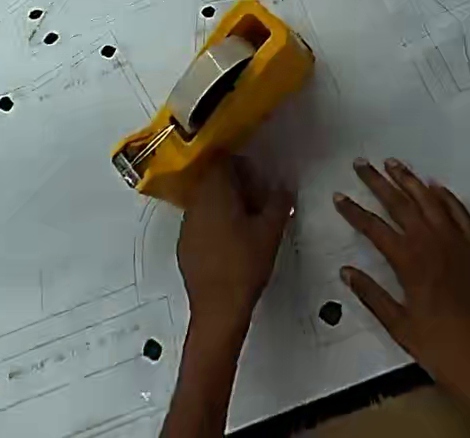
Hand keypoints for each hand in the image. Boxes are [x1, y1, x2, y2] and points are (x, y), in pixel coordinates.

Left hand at [176, 155, 293, 330]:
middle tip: (257, 203)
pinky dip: (214, 222)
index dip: (241, 165)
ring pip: (206, 200)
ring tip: (246, 224)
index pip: (222, 160)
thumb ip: (279, 203)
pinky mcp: (184, 243)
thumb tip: (285, 186)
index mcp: (215, 192)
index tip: (257, 181)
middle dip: (236, 185)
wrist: (218, 308)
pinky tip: (230, 242)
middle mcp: (196, 201)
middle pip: (213, 179)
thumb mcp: (270, 232)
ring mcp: (187, 223)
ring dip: (225, 204)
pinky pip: (200, 220)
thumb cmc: (245, 265)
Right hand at [336, 158, 469, 437]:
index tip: (338, 196)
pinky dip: (447, 197)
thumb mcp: (400, 327)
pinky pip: (460, 214)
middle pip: (399, 203)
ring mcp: (457, 243)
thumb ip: (372, 295)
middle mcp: (432, 243)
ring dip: (409, 180)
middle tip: (361, 164)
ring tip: (393, 164)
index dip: (353, 211)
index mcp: (410, 261)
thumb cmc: (444, 350)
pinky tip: (436, 187)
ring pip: (429, 201)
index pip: (373, 227)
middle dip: (377, 182)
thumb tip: (346, 271)